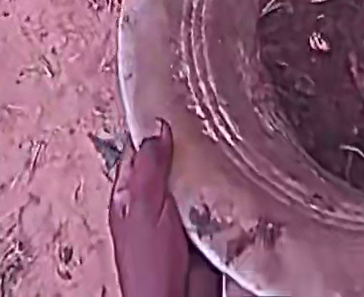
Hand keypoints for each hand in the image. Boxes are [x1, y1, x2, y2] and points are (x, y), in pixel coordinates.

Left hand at [108, 121, 220, 296]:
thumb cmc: (150, 267)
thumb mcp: (144, 209)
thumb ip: (150, 168)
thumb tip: (156, 125)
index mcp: (129, 193)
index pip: (140, 146)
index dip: (155, 123)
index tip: (177, 96)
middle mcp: (153, 198)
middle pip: (171, 156)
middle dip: (188, 138)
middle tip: (208, 109)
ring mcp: (178, 209)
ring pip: (194, 171)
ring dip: (207, 158)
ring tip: (225, 128)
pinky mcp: (203, 219)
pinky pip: (213, 190)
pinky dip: (222, 179)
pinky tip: (234, 163)